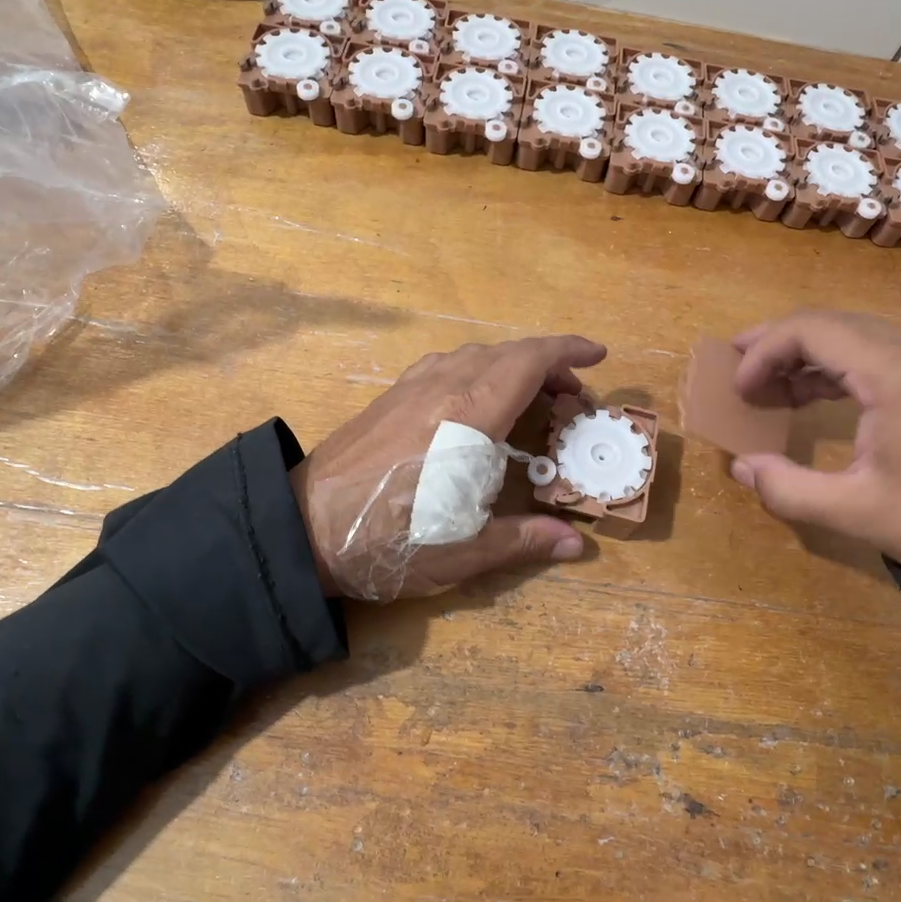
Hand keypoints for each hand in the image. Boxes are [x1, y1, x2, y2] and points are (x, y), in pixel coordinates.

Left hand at [291, 336, 606, 600]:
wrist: (302, 529)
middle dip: (547, 365)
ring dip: (510, 366)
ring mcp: (411, 388)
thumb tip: (576, 544)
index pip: (526, 362)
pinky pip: (445, 365)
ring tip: (530, 400)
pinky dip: (476, 371)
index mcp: (467, 416)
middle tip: (571, 398)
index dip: (567, 351)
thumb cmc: (388, 540)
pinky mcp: (389, 397)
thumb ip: (522, 540)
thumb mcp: (461, 550)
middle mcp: (441, 387)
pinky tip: (475, 403)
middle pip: (505, 354)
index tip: (598, 355)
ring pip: (473, 355)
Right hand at [729, 312, 900, 579]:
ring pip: (858, 336)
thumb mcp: (858, 512)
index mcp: (896, 372)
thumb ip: (788, 488)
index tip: (737, 389)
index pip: (812, 329)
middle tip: (738, 375)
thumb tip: (742, 468)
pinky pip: (883, 355)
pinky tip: (816, 397)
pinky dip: (841, 368)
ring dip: (809, 356)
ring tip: (770, 390)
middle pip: (833, 323)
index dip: (764, 351)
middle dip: (779, 345)